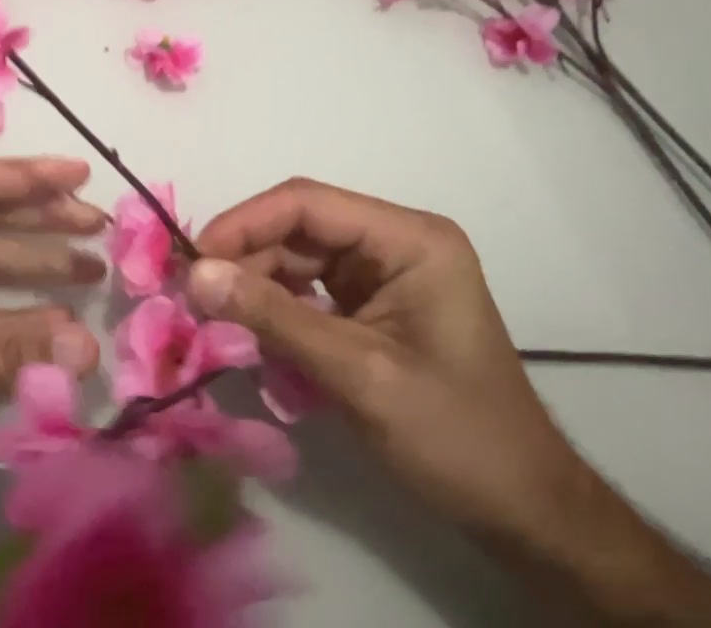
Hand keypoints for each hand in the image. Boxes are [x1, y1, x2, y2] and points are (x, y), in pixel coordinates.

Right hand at [183, 177, 590, 549]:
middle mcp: (396, 243)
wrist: (519, 505)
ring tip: (216, 324)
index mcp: (410, 240)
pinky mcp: (372, 307)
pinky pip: (308, 292)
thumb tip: (194, 275)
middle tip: (193, 301)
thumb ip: (274, 317)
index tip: (191, 263)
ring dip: (255, 289)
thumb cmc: (454, 434)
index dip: (242, 224)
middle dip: (244, 261)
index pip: (307, 204)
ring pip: (296, 260)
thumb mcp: (357, 372)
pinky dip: (276, 313)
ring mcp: (384, 275)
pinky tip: (253, 339)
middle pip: (297, 229)